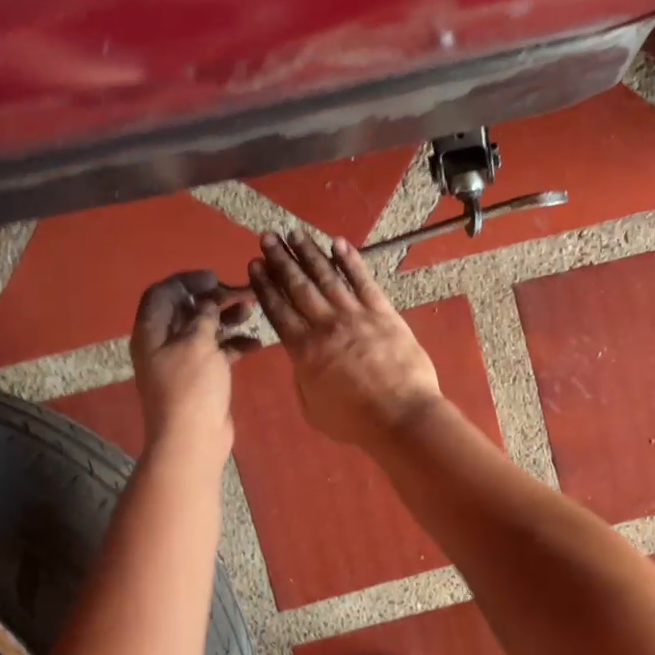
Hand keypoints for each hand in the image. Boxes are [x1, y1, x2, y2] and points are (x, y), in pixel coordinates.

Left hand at [130, 271, 255, 461]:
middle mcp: (163, 343)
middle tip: (241, 292)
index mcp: (151, 332)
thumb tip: (207, 302)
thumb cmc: (191, 387)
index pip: (162, 293)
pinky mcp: (201, 379)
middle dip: (213, 298)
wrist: (192, 440)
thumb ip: (204, 316)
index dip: (187, 281)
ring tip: (251, 311)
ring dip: (227, 318)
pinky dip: (234, 345)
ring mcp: (182, 362)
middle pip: (186, 310)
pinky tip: (255, 344)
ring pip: (204, 330)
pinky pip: (217, 353)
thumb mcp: (197, 343)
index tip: (215, 276)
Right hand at [247, 232, 444, 447]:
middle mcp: (325, 325)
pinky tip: (338, 243)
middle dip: (280, 260)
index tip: (254, 265)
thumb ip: (302, 380)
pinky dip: (351, 260)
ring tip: (295, 234)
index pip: (278, 310)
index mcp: (303, 350)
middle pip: (298, 287)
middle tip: (267, 238)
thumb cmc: (354, 420)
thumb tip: (302, 363)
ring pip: (327, 277)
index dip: (265, 286)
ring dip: (309, 253)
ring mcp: (355, 315)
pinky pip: (363, 281)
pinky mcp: (383, 312)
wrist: (400, 415)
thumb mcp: (313, 409)